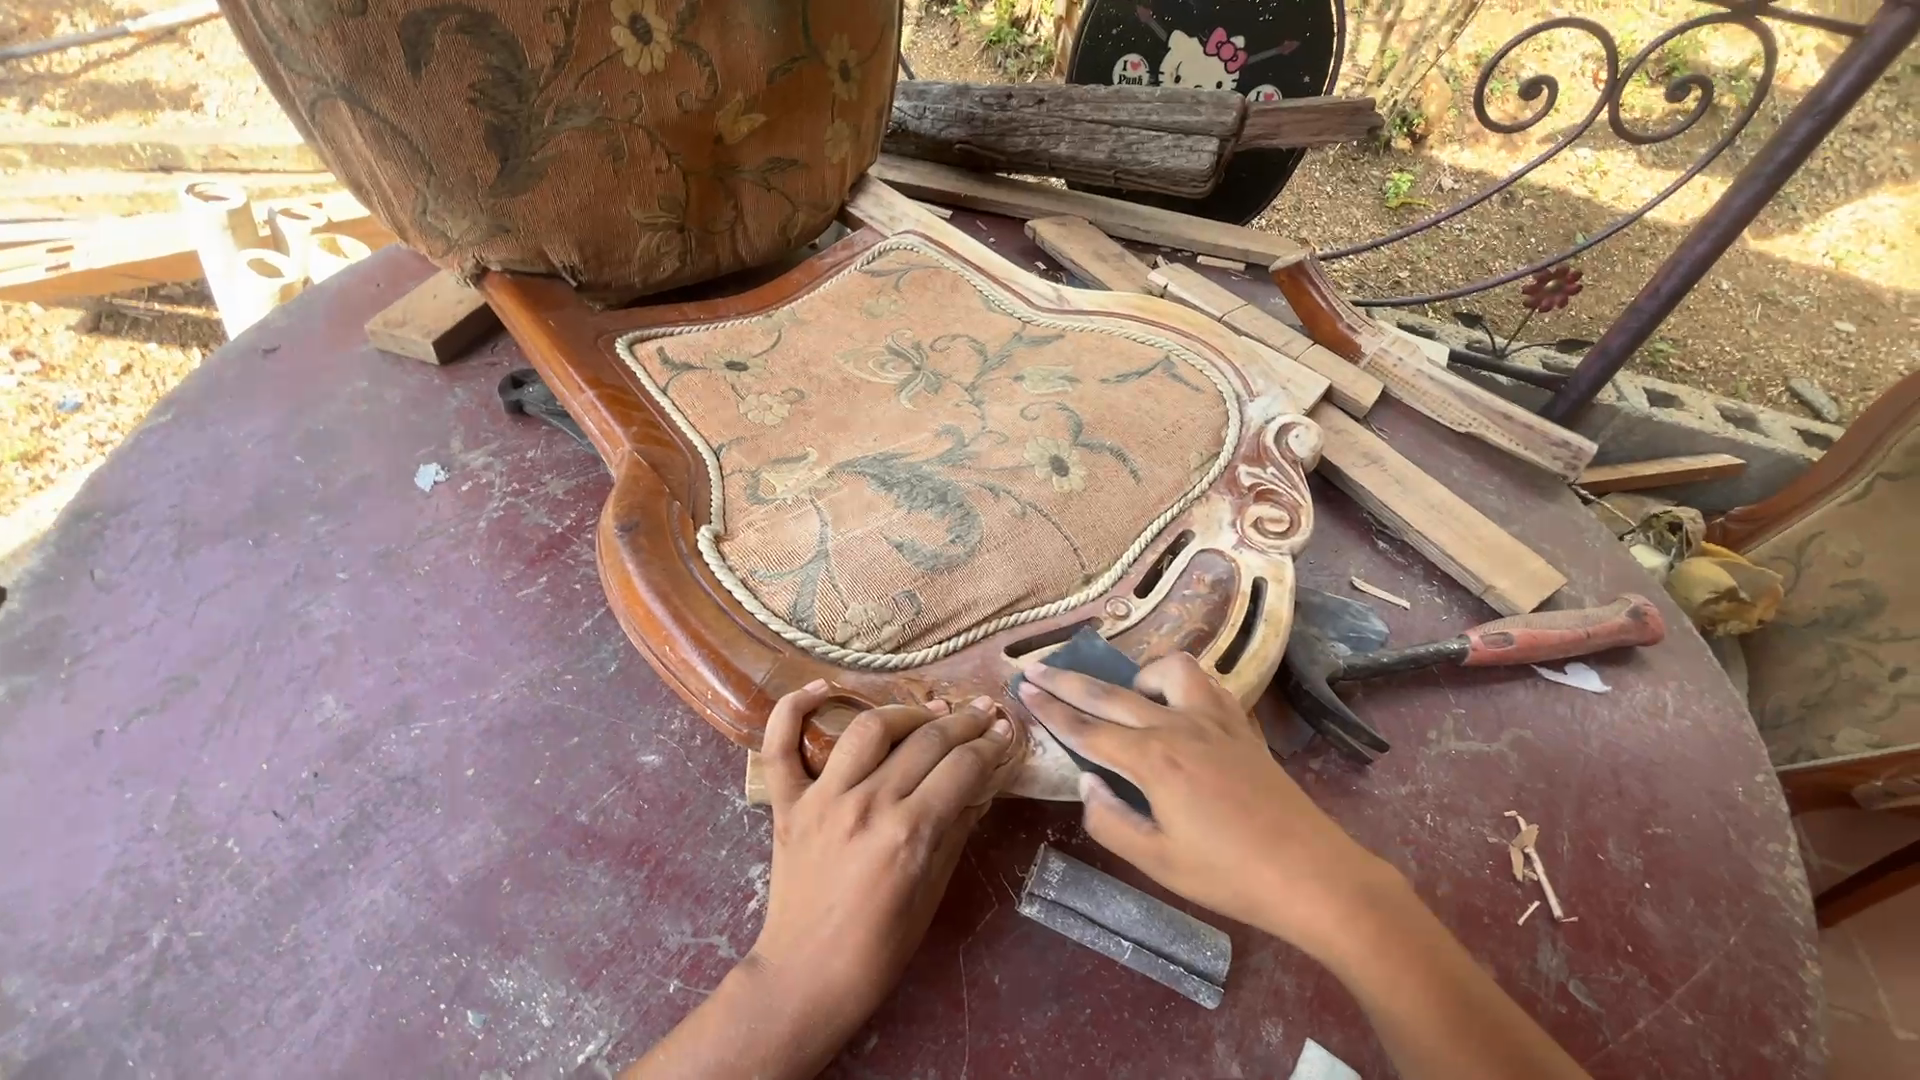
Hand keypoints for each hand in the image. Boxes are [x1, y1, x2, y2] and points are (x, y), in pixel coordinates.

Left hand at [747, 680, 1016, 1019]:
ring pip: (869, 727)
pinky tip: (819, 688)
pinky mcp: (786, 802)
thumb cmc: (880, 946)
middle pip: (926, 741)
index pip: (963, 767)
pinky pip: (781, 744)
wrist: (807, 976)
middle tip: (982, 712)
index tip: (1004, 733)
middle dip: (964, 722)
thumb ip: (956, 830)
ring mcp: (822, 798)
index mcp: (911, 832)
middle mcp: (869, 803)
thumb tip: (981, 786)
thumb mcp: (933, 891)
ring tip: (930, 709)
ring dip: (906, 710)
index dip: (991, 745)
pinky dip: (792, 709)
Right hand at [1016, 654, 1402, 956]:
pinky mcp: (1242, 725)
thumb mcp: (1156, 863)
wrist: (1311, 873)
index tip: (1022, 687)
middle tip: (1035, 667)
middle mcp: (1179, 727)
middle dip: (1067, 680)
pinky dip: (1182, 684)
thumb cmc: (1228, 877)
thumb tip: (1086, 780)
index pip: (1087, 729)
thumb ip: (1110, 820)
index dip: (1049, 708)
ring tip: (1130, 696)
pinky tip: (1178, 704)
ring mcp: (1216, 720)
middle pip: (1111, 693)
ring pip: (1169, 670)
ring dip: (1139, 675)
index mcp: (1153, 762)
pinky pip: (1207, 683)